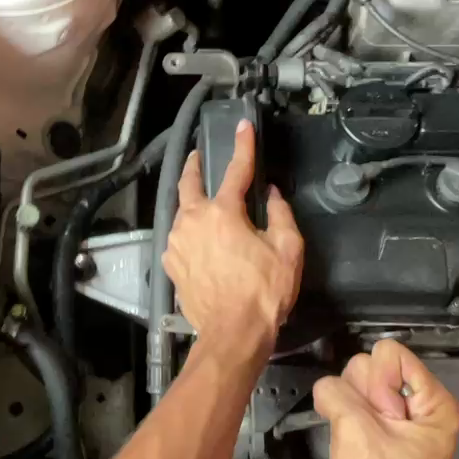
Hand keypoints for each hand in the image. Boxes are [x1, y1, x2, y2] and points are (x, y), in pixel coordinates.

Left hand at [164, 119, 303, 355]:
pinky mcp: (171, 265)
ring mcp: (177, 244)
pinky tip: (197, 238)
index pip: (236, 170)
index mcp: (222, 212)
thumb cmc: (263, 292)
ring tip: (200, 200)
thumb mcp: (287, 249)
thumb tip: (272, 194)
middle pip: (188, 183)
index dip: (243, 146)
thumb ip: (280, 214)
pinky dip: (188, 232)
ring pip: (181, 212)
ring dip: (190, 202)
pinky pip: (179, 239)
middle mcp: (192, 221)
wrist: (232, 333)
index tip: (243, 126)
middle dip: (193, 165)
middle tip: (197, 155)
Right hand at [313, 340, 458, 458]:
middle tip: (370, 436)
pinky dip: (338, 420)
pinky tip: (347, 448)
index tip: (384, 421)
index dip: (377, 383)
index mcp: (434, 403)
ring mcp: (393, 423)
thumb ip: (336, 391)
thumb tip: (327, 390)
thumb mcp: (357, 429)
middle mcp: (417, 409)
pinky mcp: (371, 437)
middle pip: (369, 366)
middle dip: (360, 396)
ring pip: (353, 386)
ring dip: (345, 410)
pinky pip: (346, 407)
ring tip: (358, 445)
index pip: (390, 354)